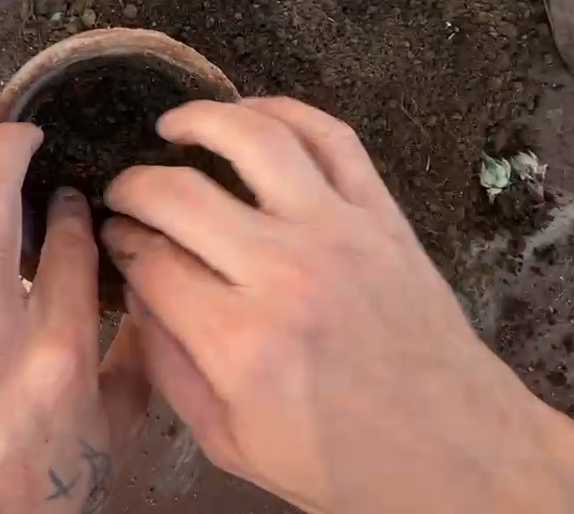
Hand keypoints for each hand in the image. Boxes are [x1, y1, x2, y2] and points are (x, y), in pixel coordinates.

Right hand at [103, 98, 573, 513]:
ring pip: (256, 140)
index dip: (120, 242)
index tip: (113, 236)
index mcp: (242, 342)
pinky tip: (252, 112)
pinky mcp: (380, 212)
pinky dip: (286, 110)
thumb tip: (136, 287)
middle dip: (134, 186)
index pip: (151, 261)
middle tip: (123, 191)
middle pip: (180, 195)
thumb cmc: (342, 463)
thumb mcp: (233, 442)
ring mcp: (338, 230)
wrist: (460, 457)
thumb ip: (169, 365)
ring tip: (172, 125)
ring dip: (201, 119)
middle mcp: (284, 271)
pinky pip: (333, 136)